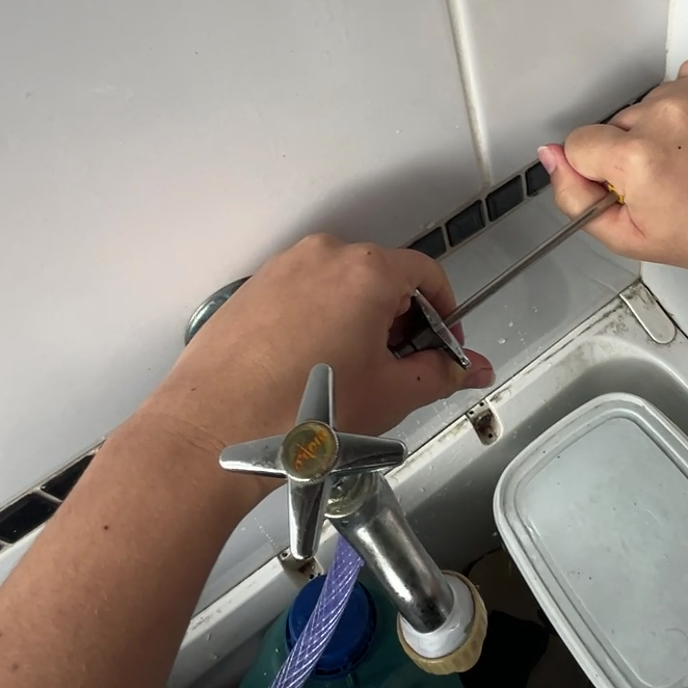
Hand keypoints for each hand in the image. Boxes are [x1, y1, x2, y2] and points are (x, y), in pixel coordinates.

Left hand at [145, 236, 494, 460]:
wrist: (211, 433)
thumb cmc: (306, 413)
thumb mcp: (389, 395)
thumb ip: (441, 374)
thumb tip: (476, 369)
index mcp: (367, 270)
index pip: (427, 274)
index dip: (444, 312)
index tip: (441, 346)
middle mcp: (326, 254)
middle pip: (384, 276)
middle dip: (401, 319)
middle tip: (398, 367)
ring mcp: (284, 267)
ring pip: (343, 284)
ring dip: (361, 319)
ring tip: (352, 372)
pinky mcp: (253, 286)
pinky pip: (306, 292)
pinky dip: (322, 318)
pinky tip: (311, 365)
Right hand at [539, 54, 687, 284]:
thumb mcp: (629, 237)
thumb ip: (574, 196)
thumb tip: (551, 155)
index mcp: (637, 157)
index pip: (581, 142)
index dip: (603, 169)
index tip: (635, 184)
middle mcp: (668, 113)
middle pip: (621, 120)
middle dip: (637, 145)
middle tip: (676, 175)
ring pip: (657, 98)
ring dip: (671, 122)